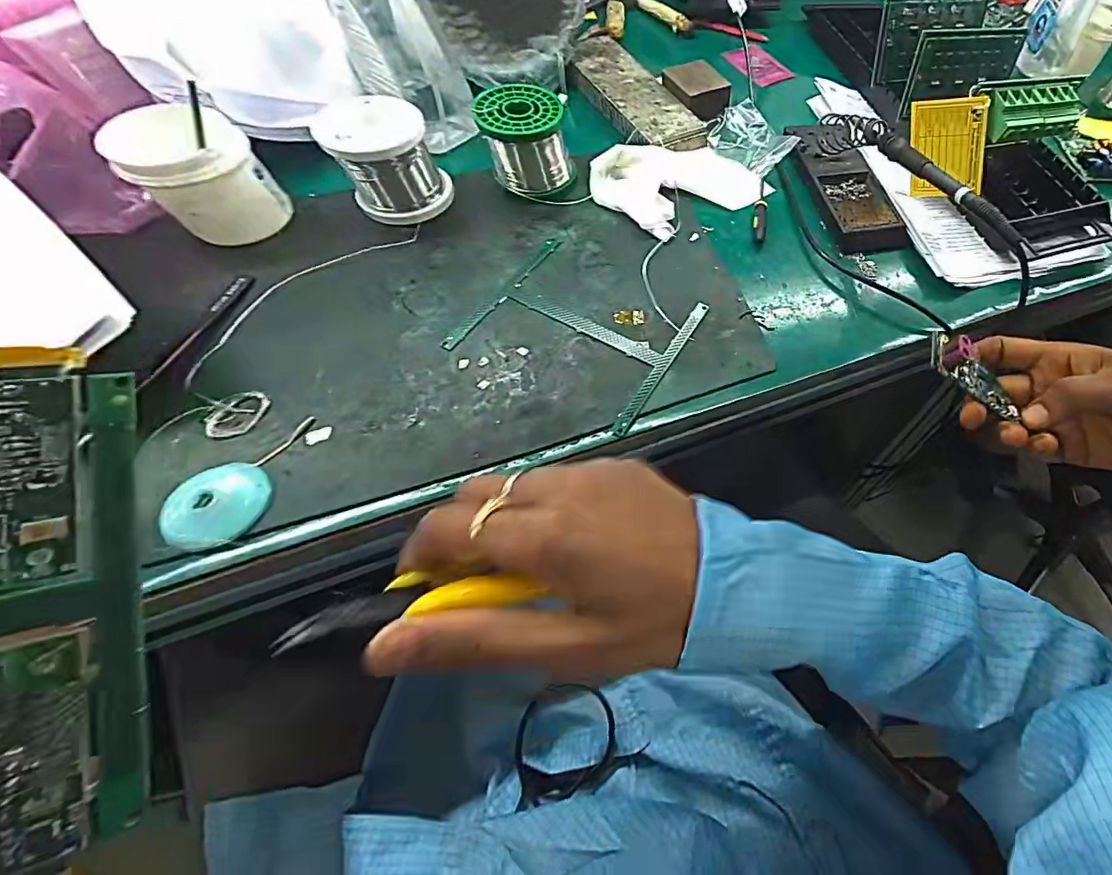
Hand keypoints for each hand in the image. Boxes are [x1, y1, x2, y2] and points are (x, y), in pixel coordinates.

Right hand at [363, 460, 698, 679]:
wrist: (729, 580)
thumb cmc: (648, 625)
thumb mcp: (563, 648)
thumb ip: (473, 639)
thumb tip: (382, 645)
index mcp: (543, 534)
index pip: (443, 527)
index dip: (420, 559)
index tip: (430, 590)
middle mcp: (561, 487)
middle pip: (473, 494)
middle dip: (457, 533)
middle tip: (481, 578)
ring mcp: (593, 468)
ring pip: (514, 480)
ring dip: (501, 514)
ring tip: (531, 558)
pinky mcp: (618, 463)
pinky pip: (558, 473)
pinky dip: (543, 499)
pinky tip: (576, 533)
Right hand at [954, 337, 1111, 474]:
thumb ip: (1071, 395)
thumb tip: (1029, 415)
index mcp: (1057, 360)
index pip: (1007, 351)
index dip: (978, 354)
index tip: (954, 365)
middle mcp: (1048, 388)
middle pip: (1000, 390)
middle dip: (981, 400)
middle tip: (974, 416)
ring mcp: (1055, 419)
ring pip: (1012, 421)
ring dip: (1004, 427)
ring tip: (1017, 435)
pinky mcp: (1066, 448)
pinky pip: (1036, 447)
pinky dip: (1032, 448)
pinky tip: (1044, 448)